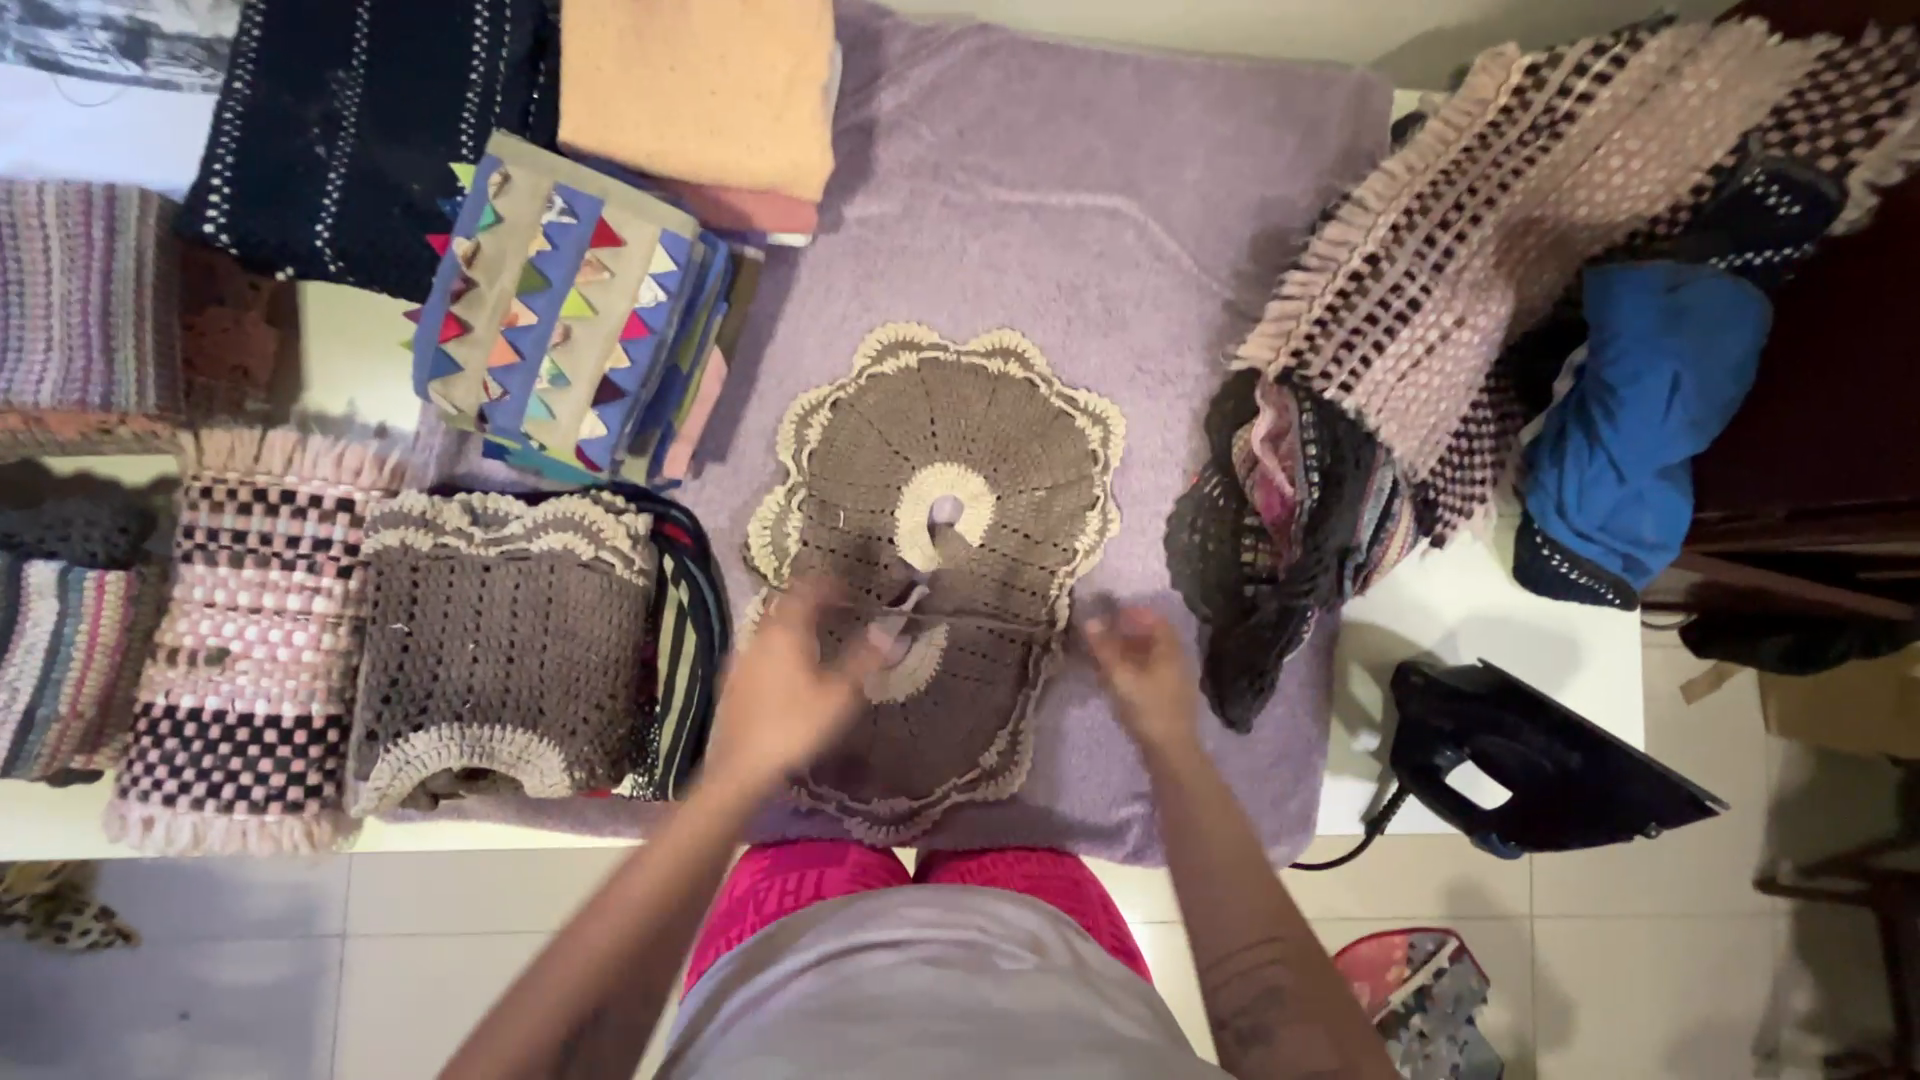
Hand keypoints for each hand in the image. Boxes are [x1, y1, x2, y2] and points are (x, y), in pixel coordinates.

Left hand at [703, 578, 888, 796]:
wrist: (741, 768)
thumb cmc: (796, 727)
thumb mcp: (841, 695)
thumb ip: (866, 659)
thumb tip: (891, 631)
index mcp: (787, 630)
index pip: (808, 589)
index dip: (829, 584)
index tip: (849, 591)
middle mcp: (760, 635)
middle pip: (785, 605)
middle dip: (810, 602)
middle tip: (835, 611)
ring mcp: (741, 657)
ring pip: (770, 628)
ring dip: (792, 626)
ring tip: (815, 640)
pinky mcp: (730, 681)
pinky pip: (758, 651)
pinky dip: (777, 649)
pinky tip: (786, 672)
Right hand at [1083, 602, 1202, 757]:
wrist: (1170, 752)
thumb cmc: (1147, 708)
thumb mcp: (1120, 676)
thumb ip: (1104, 648)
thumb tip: (1089, 621)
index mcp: (1170, 650)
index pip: (1155, 620)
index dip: (1133, 613)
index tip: (1110, 613)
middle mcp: (1176, 661)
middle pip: (1152, 638)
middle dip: (1126, 633)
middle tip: (1101, 634)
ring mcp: (1174, 681)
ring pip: (1149, 657)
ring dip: (1126, 652)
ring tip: (1101, 655)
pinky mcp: (1168, 698)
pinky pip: (1148, 674)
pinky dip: (1130, 669)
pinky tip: (1113, 678)